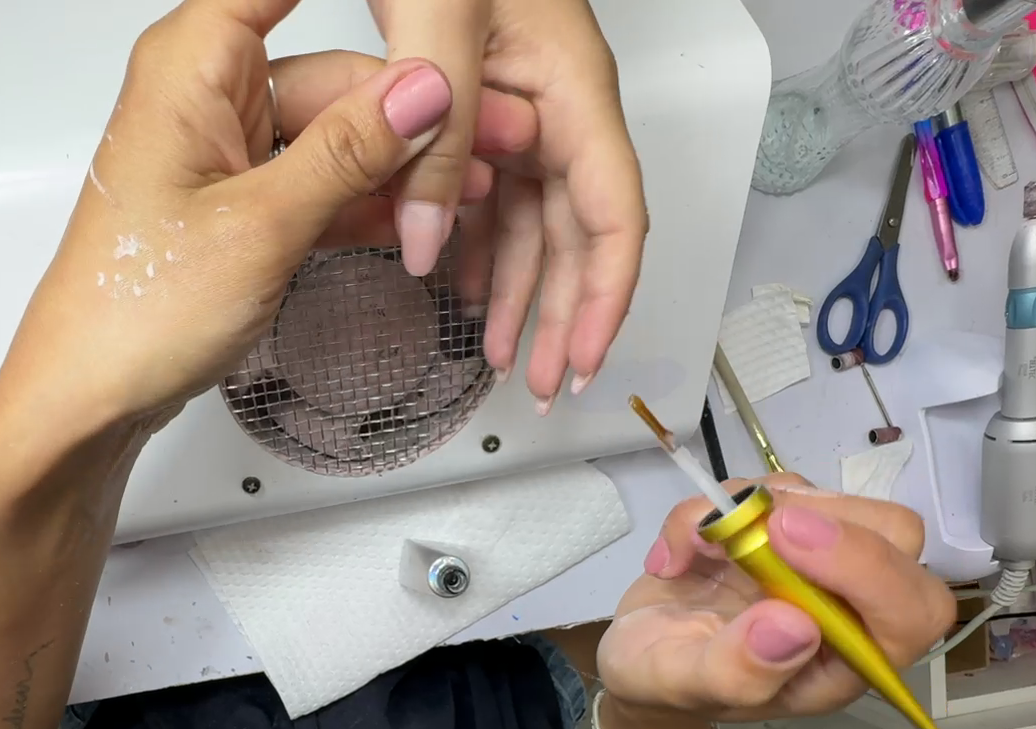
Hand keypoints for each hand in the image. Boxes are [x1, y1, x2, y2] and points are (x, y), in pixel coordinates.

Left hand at [0, 0, 536, 435]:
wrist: (98, 393)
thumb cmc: (136, 311)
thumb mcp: (260, 224)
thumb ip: (346, 154)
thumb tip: (420, 92)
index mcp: (194, 66)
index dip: (373, 11)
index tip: (433, 25)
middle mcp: (208, 100)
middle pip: (330, 78)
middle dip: (410, 112)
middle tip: (489, 137)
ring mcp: (226, 160)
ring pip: (331, 142)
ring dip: (395, 167)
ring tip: (466, 186)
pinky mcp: (239, 211)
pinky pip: (314, 191)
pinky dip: (359, 207)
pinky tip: (412, 220)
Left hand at [368, 0, 646, 411]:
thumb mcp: (436, 15)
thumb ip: (431, 137)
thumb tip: (422, 252)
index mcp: (568, 89)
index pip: (612, 213)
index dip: (604, 296)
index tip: (584, 359)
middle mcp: (555, 111)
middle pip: (574, 237)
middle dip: (558, 317)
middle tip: (539, 385)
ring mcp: (520, 119)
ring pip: (530, 230)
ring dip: (515, 298)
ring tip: (499, 360)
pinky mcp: (479, 122)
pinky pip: (489, 205)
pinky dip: (476, 254)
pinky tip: (460, 295)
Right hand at [597, 476, 955, 724]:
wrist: (637, 651)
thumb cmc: (667, 679)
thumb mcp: (684, 686)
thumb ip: (737, 671)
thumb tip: (794, 626)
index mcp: (848, 658)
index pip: (910, 608)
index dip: (866, 565)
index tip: (785, 536)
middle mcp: (848, 604)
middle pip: (891, 534)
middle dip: (821, 518)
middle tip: (745, 526)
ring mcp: (814, 559)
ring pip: (823, 500)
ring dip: (748, 509)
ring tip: (688, 550)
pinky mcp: (776, 526)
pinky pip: (766, 489)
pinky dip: (712, 506)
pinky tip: (680, 546)